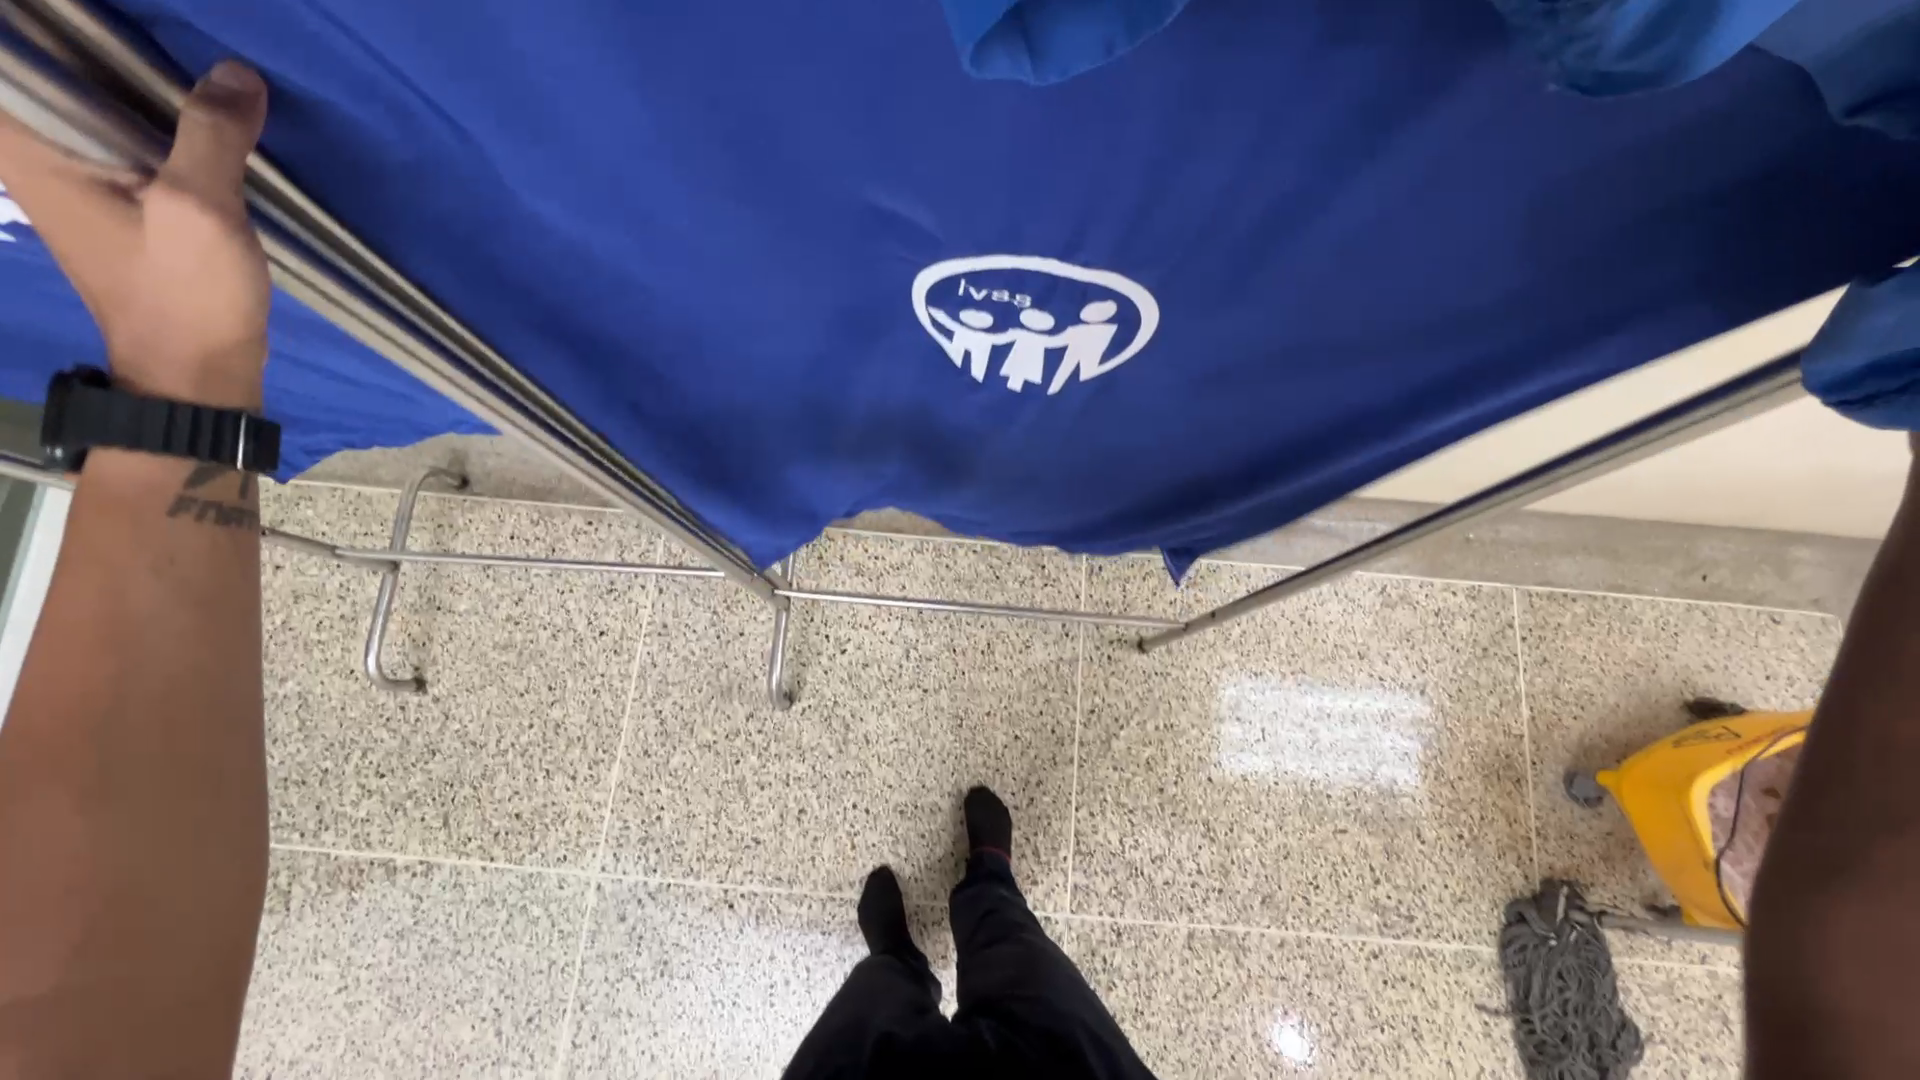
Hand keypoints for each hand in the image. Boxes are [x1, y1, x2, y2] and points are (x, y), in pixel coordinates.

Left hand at [0, 60, 268, 408]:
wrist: (197, 370)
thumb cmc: (185, 293)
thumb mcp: (201, 209)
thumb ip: (211, 135)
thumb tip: (236, 73)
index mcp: (22, 143)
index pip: (17, 55)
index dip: (62, 30)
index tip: (111, 26)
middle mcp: (28, 149)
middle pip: (52, 70)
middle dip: (104, 51)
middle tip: (167, 45)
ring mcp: (71, 174)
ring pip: (89, 99)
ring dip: (136, 85)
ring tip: (190, 71)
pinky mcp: (115, 197)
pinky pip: (120, 132)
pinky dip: (153, 119)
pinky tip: (197, 117)